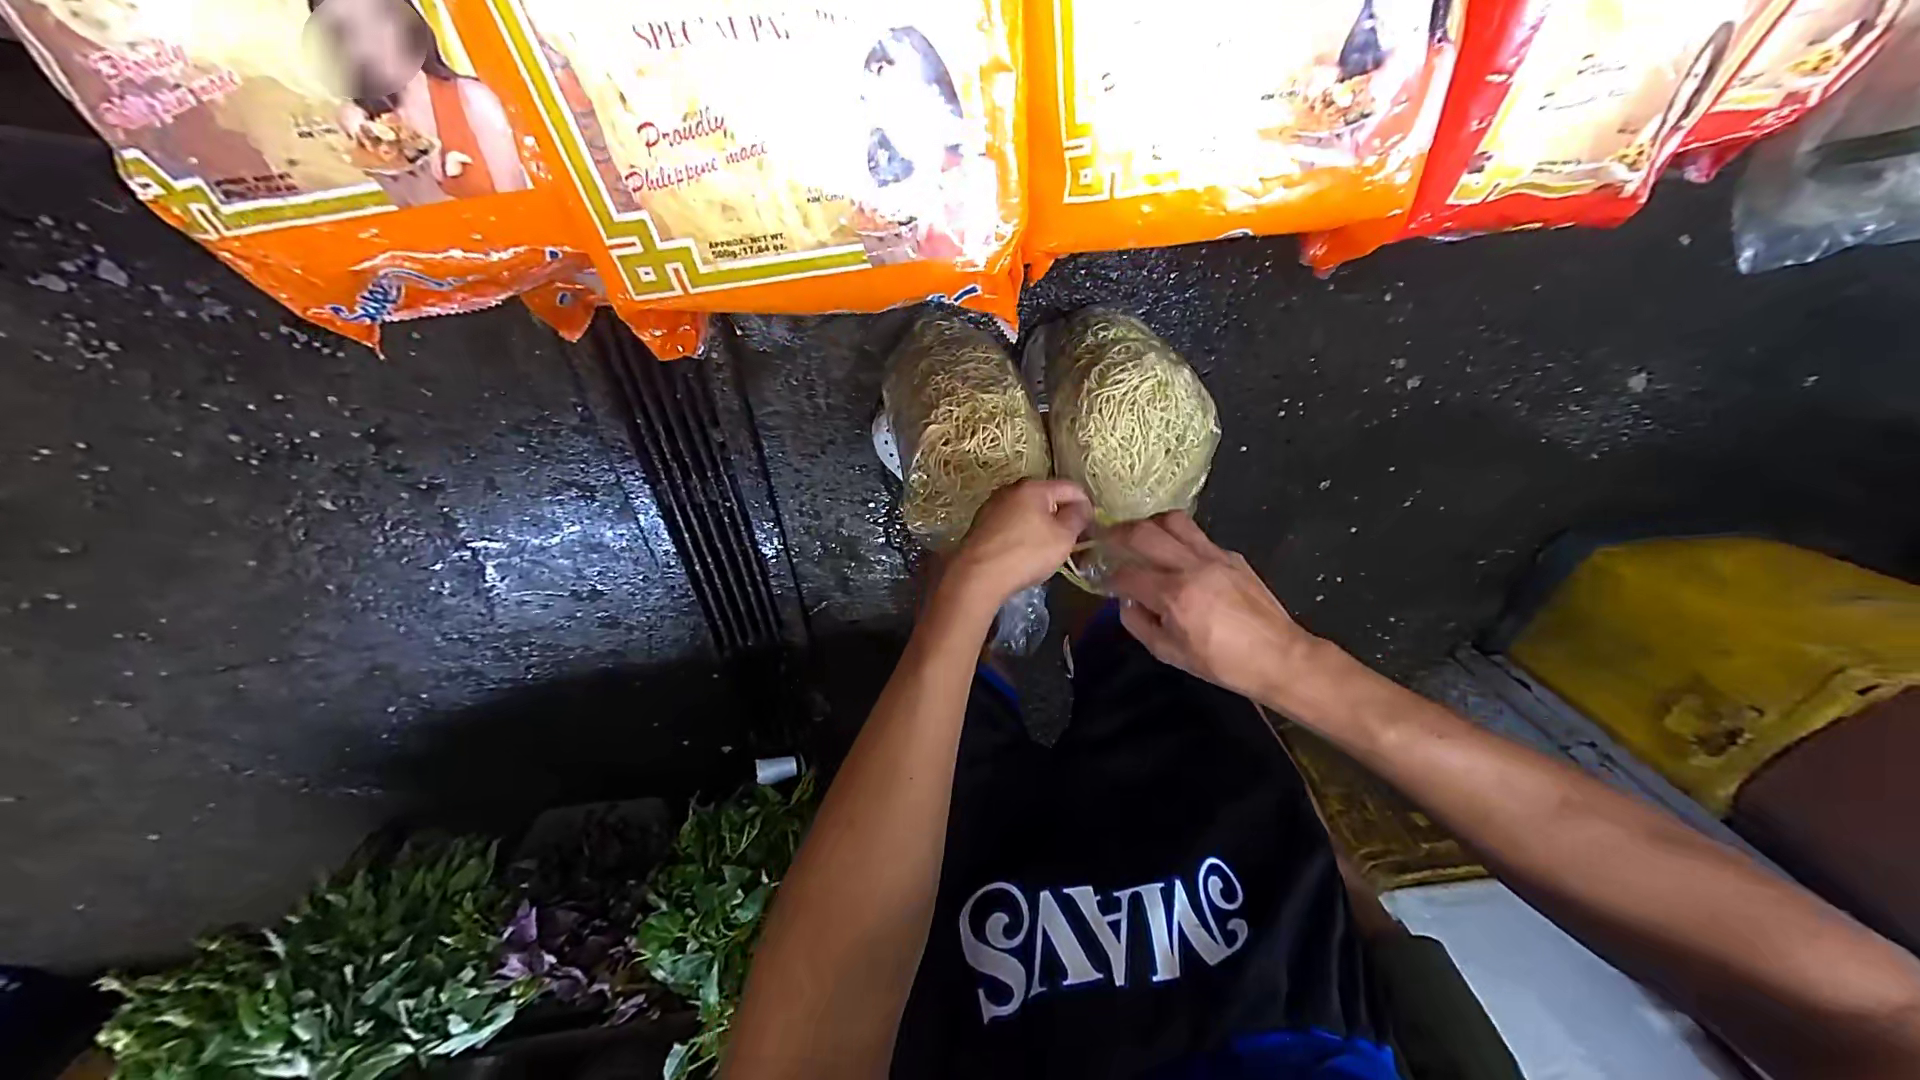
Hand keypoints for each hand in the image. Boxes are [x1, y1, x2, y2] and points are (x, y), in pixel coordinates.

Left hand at [944, 479, 1092, 606]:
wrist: (977, 575)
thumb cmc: (1026, 553)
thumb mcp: (1063, 537)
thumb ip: (1077, 518)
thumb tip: (1081, 508)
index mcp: (1033, 487)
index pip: (1071, 488)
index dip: (1087, 506)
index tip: (1091, 528)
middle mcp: (1011, 489)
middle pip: (1047, 497)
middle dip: (1062, 516)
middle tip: (1072, 540)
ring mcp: (992, 506)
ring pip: (1027, 511)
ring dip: (1042, 525)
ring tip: (1048, 549)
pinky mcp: (981, 524)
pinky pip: (1011, 523)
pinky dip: (1023, 533)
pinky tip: (1024, 553)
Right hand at [1105, 512, 1323, 702]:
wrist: (1279, 657)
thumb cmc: (1221, 663)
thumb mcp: (1169, 653)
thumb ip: (1138, 624)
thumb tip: (1126, 601)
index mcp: (1174, 595)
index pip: (1126, 574)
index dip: (1108, 577)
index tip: (1103, 581)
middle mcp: (1192, 566)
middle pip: (1143, 532)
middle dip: (1116, 534)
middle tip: (1105, 538)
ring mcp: (1214, 556)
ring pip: (1172, 520)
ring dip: (1149, 525)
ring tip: (1140, 536)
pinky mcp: (1232, 555)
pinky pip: (1197, 536)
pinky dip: (1178, 539)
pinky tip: (1177, 556)